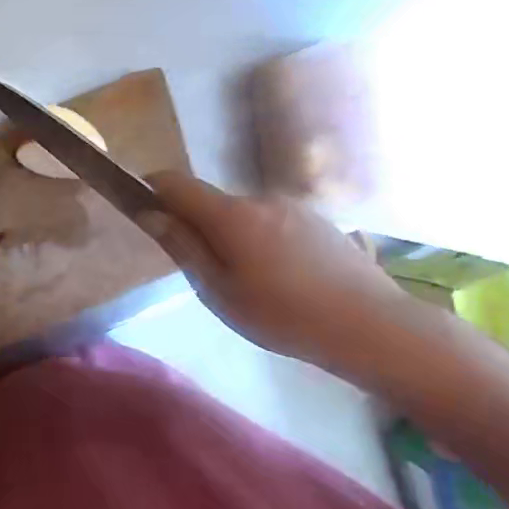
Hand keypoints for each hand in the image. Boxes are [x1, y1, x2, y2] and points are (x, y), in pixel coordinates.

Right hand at [138, 172, 416, 376]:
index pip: (177, 183)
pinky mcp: (320, 223)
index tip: (140, 204)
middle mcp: (261, 199)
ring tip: (245, 283)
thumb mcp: (218, 291)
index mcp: (230, 215)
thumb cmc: (281, 315)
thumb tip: (152, 214)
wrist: (369, 325)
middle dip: (195, 224)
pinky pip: (274, 224)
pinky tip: (279, 280)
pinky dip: (261, 242)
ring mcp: (295, 208)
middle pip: (212, 202)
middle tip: (198, 270)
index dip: (152, 188)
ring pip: (245, 215)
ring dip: (231, 236)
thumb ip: (183, 247)